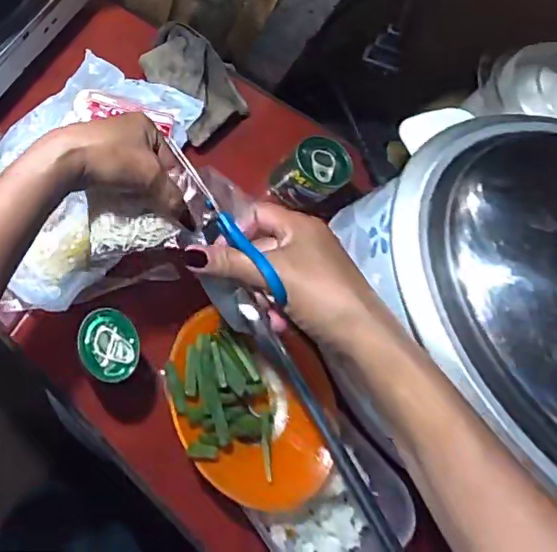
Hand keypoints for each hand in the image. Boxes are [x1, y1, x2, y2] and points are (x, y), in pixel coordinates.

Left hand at [35, 112, 185, 224]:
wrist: (64, 157)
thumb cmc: (112, 158)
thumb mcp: (150, 177)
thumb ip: (173, 198)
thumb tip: (190, 221)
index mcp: (146, 124)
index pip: (172, 159)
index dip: (176, 184)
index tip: (174, 206)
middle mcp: (126, 127)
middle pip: (151, 165)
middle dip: (154, 188)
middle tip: (155, 208)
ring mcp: (106, 139)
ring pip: (131, 170)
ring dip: (135, 189)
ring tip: (134, 205)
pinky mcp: (89, 152)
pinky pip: (112, 172)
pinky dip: (117, 186)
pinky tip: (114, 197)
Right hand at [186, 200, 392, 352]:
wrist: (368, 344)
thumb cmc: (318, 294)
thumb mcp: (269, 274)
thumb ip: (229, 262)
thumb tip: (188, 253)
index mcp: (299, 224)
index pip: (254, 213)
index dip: (234, 230)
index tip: (222, 254)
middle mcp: (307, 240)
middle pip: (259, 244)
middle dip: (246, 268)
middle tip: (238, 286)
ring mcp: (316, 268)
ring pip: (270, 271)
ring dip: (260, 290)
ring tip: (262, 308)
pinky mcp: (320, 294)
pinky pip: (285, 290)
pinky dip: (276, 304)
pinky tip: (277, 321)